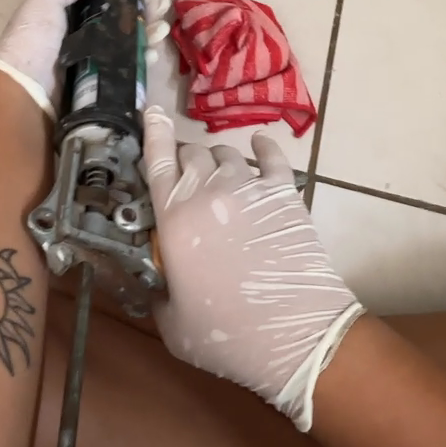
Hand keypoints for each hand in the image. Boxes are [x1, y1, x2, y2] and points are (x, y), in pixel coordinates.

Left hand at [0, 0, 172, 116]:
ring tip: (161, 29)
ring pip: (129, 49)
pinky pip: (128, 74)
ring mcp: (94, 68)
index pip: (103, 7)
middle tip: (162, 9)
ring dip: (147, 37)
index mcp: (68, 22)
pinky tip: (153, 54)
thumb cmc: (32, 40)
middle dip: (143, 16)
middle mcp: (83, 43)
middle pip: (121, 27)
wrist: (25, 91)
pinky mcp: (103, 90)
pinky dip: (143, 63)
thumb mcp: (45, 1)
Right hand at [142, 108, 364, 430]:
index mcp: (174, 219)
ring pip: (226, 153)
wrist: (294, 334)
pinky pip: (271, 156)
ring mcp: (248, 188)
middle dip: (184, 160)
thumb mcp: (173, 322)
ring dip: (218, 160)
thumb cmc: (226, 335)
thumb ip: (158, 291)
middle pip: (191, 153)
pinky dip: (263, 146)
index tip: (151, 111)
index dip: (152, 132)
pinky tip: (260, 143)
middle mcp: (208, 192)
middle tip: (187, 179)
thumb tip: (158, 282)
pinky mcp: (283, 193)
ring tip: (220, 176)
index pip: (157, 161)